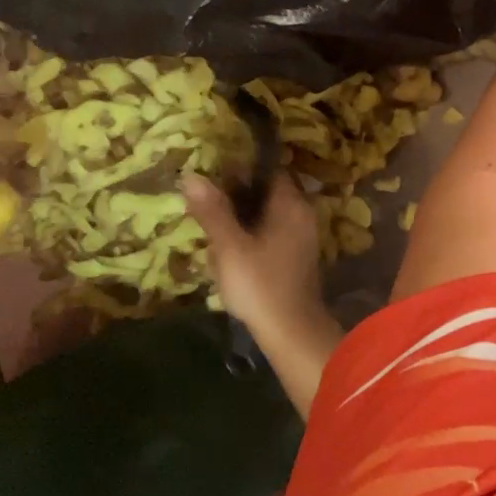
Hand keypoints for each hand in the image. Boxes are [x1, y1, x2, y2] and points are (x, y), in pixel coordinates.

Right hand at [183, 174, 323, 336]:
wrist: (289, 324)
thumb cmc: (259, 282)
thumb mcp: (230, 247)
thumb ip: (213, 212)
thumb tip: (192, 176)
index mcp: (292, 205)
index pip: (271, 172)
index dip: (242, 171)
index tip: (213, 174)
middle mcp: (303, 213)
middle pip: (269, 192)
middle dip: (238, 197)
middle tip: (206, 206)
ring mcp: (302, 232)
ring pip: (268, 214)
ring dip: (242, 218)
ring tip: (213, 230)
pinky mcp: (297, 251)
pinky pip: (272, 231)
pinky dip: (252, 234)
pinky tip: (229, 250)